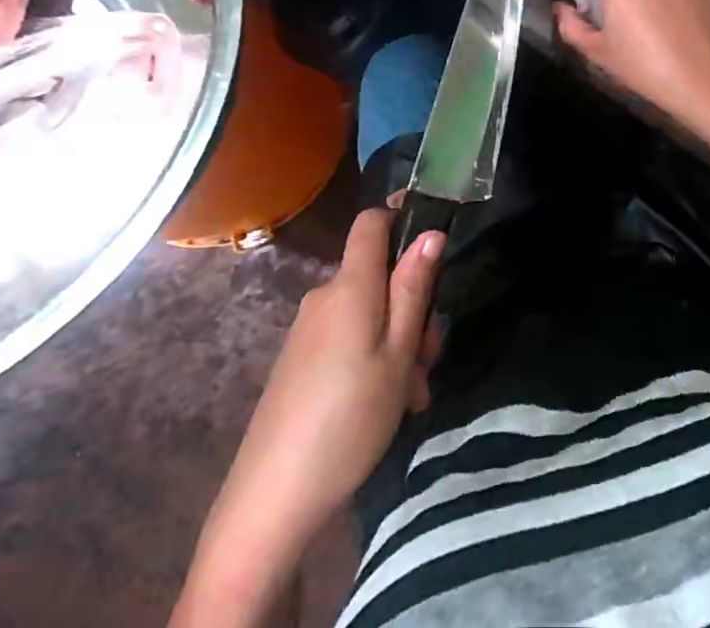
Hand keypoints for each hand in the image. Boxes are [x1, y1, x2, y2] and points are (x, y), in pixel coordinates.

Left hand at [174, 208, 443, 625]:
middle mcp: (325, 296)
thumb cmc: (350, 416)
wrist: (276, 489)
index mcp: (349, 287)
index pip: (370, 223)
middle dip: (412, 309)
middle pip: (378, 277)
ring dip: (397, 345)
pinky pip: (348, 339)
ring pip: (369, 314)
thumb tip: (430, 231)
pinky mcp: (301, 356)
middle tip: (427, 363)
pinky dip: (373, 360)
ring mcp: (309, 327)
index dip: (401, 219)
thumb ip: (412, 290)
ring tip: (408, 399)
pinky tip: (383, 407)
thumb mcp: (397, 354)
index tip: (433, 247)